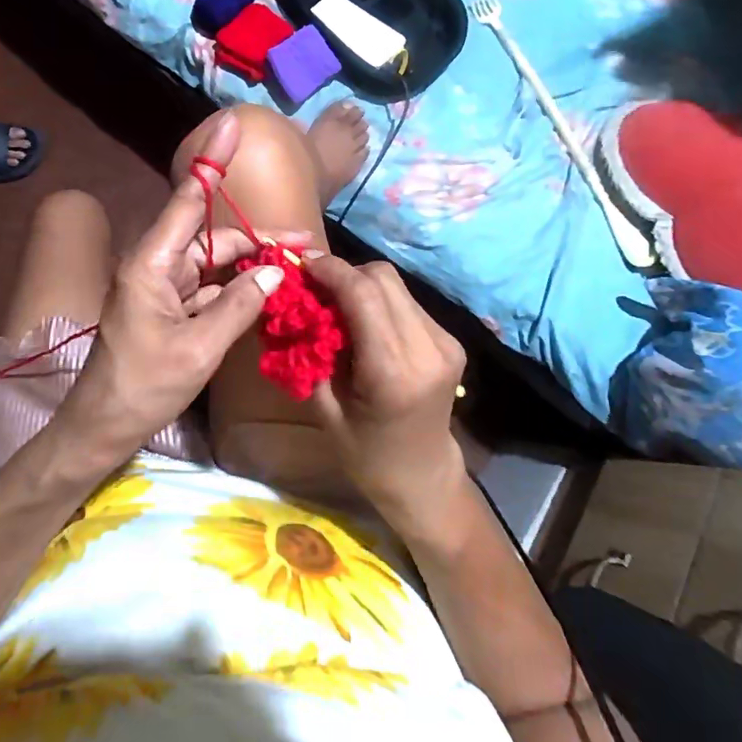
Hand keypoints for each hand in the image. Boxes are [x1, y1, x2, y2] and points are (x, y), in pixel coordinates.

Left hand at [55, 112, 302, 456]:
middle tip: (306, 243)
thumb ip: (239, 306)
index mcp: (152, 263)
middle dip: (258, 238)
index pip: (188, 199)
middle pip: (213, 236)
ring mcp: (162, 285)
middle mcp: (156, 264)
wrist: (104, 424)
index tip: (233, 123)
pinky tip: (267, 290)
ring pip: (214, 261)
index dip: (213, 162)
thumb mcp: (199, 348)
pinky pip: (208, 285)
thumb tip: (275, 271)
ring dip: (251, 264)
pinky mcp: (168, 305)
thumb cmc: (145, 385)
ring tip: (296, 268)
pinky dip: (237, 287)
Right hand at [305, 256, 467, 518]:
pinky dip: (377, 299)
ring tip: (335, 302)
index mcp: (393, 371)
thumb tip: (292, 303)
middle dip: (344, 272)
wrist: (423, 476)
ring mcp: (444, 342)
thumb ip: (311, 351)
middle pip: (382, 278)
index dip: (331, 270)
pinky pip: (405, 300)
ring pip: (395, 284)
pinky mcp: (450, 340)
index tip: (302, 265)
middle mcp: (427, 348)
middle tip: (314, 285)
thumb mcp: (324, 407)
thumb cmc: (365, 453)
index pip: (363, 295)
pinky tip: (362, 320)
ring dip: (361, 283)